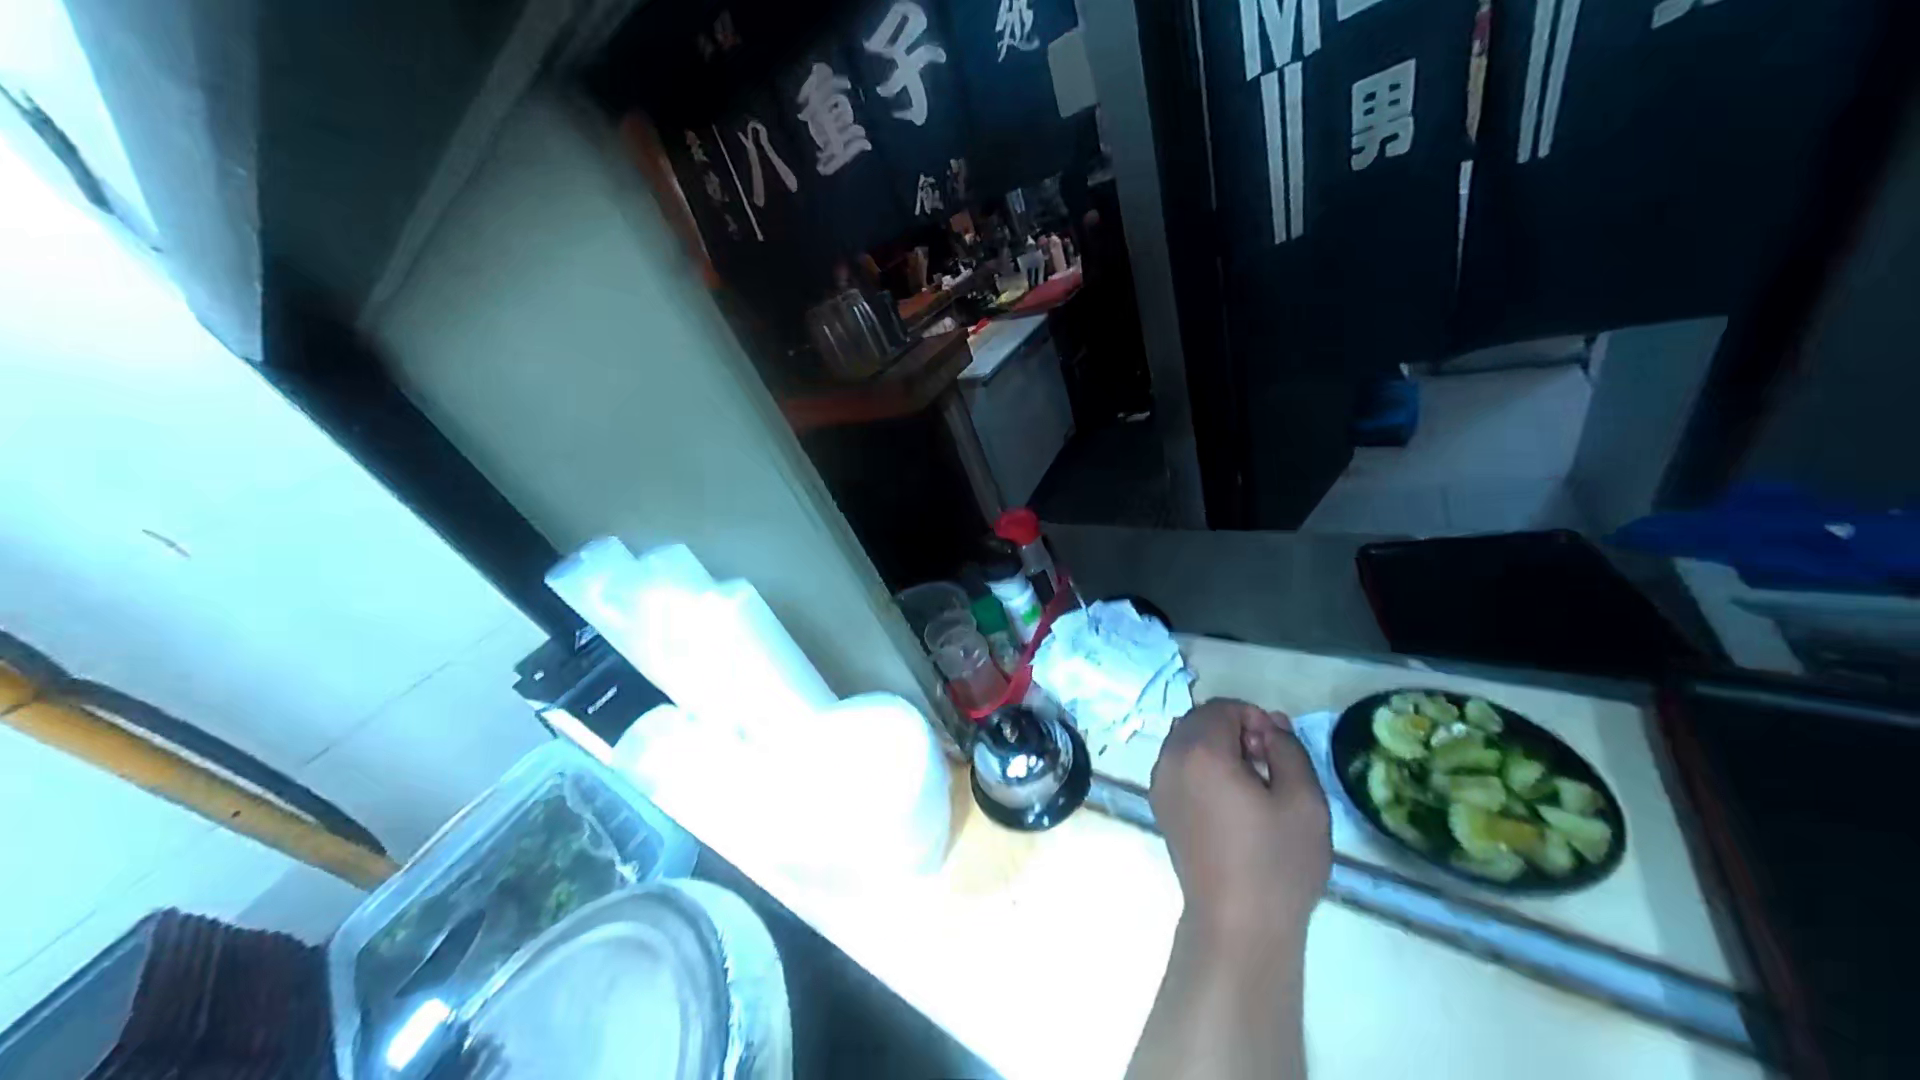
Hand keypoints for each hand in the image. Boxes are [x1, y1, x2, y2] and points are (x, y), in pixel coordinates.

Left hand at [1150, 699, 1330, 947]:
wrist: (1236, 922)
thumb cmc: (1276, 862)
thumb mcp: (1303, 800)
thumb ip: (1287, 748)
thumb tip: (1270, 725)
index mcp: (1200, 751)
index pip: (1221, 707)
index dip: (1254, 717)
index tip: (1276, 749)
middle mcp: (1170, 759)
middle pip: (1199, 720)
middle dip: (1233, 729)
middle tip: (1266, 764)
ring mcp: (1159, 783)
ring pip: (1186, 741)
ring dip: (1216, 746)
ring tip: (1250, 783)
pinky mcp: (1160, 805)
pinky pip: (1178, 764)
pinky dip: (1201, 766)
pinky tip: (1228, 799)